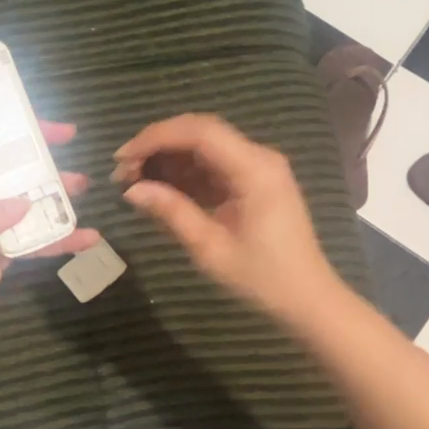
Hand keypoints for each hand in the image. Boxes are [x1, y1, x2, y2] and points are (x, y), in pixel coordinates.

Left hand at [0, 111, 99, 338]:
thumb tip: (24, 202)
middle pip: (0, 158)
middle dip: (30, 142)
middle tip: (65, 132)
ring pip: (25, 193)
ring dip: (53, 186)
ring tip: (82, 183)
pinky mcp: (4, 247)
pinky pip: (36, 235)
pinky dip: (60, 236)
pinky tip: (87, 237)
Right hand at [112, 114, 341, 322]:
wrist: (306, 298)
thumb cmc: (262, 277)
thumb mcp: (210, 248)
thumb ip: (171, 212)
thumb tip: (131, 190)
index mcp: (254, 169)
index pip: (199, 132)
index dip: (155, 137)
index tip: (122, 158)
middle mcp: (258, 157)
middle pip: (199, 131)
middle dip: (156, 144)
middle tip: (121, 170)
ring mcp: (256, 167)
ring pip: (202, 145)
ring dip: (166, 157)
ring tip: (132, 180)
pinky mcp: (251, 181)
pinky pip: (211, 164)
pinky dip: (182, 171)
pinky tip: (157, 188)